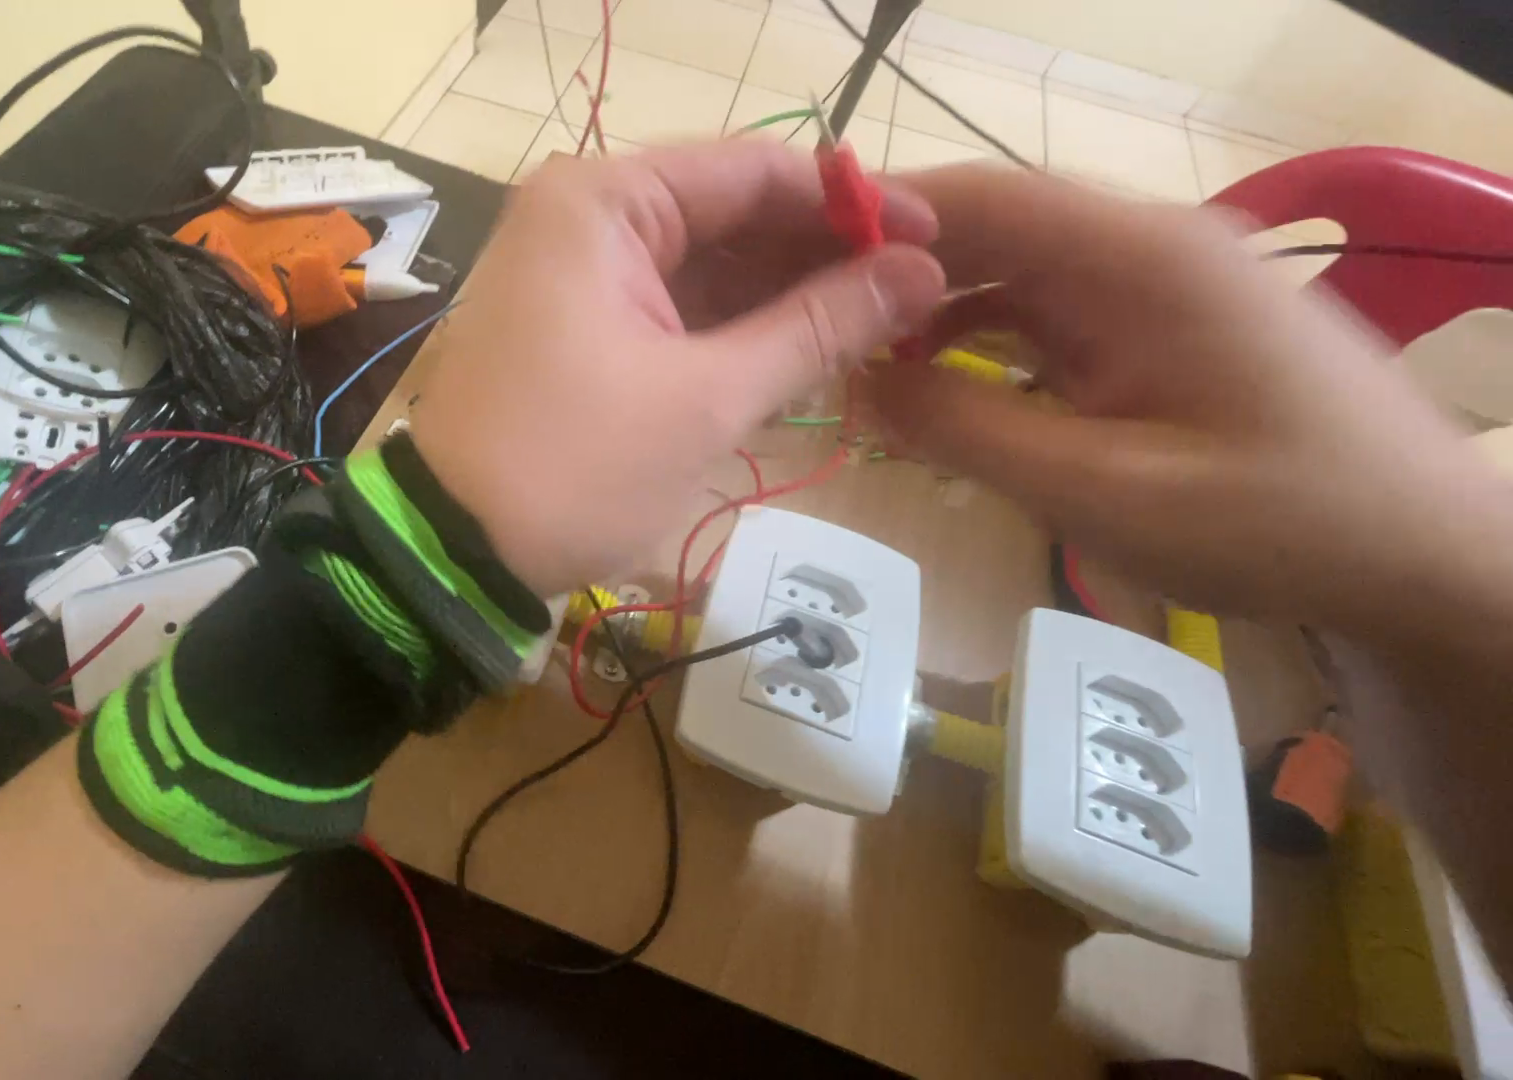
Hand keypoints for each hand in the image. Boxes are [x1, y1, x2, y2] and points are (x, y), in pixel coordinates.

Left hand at [408, 139, 944, 595]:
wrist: (458, 552)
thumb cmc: (575, 471)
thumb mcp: (706, 400)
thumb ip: (817, 328)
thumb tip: (919, 273)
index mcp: (602, 202)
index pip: (753, 172)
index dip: (852, 204)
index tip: (934, 240)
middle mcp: (583, 218)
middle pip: (729, 216)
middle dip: (819, 258)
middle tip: (913, 298)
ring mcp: (575, 275)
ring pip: (704, 269)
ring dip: (782, 302)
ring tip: (875, 331)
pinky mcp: (576, 329)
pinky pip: (671, 312)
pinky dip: (731, 334)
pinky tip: (800, 356)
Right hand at [865, 165, 1512, 643]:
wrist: (1413, 558)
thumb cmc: (1269, 523)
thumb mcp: (1094, 486)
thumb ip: (962, 427)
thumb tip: (854, 382)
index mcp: (1138, 260)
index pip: (983, 199)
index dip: (880, 219)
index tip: (791, 261)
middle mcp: (1139, 249)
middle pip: (987, 225)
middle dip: (888, 264)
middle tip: (801, 312)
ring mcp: (1143, 287)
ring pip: (1002, 268)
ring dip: (922, 302)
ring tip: (843, 347)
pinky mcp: (1140, 327)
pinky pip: (1030, 312)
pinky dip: (966, 336)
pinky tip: (922, 372)